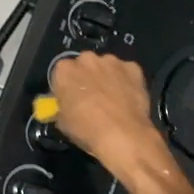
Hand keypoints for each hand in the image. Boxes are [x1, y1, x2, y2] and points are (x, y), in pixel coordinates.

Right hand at [49, 53, 163, 173]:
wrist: (123, 135)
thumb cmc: (87, 130)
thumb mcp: (62, 122)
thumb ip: (61, 105)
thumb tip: (65, 104)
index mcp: (64, 70)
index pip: (61, 74)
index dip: (66, 87)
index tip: (71, 99)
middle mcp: (87, 59)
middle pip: (84, 66)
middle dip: (86, 78)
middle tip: (92, 98)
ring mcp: (112, 61)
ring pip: (106, 66)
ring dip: (106, 77)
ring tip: (113, 99)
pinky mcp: (133, 68)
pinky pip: (126, 72)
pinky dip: (126, 81)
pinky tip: (128, 98)